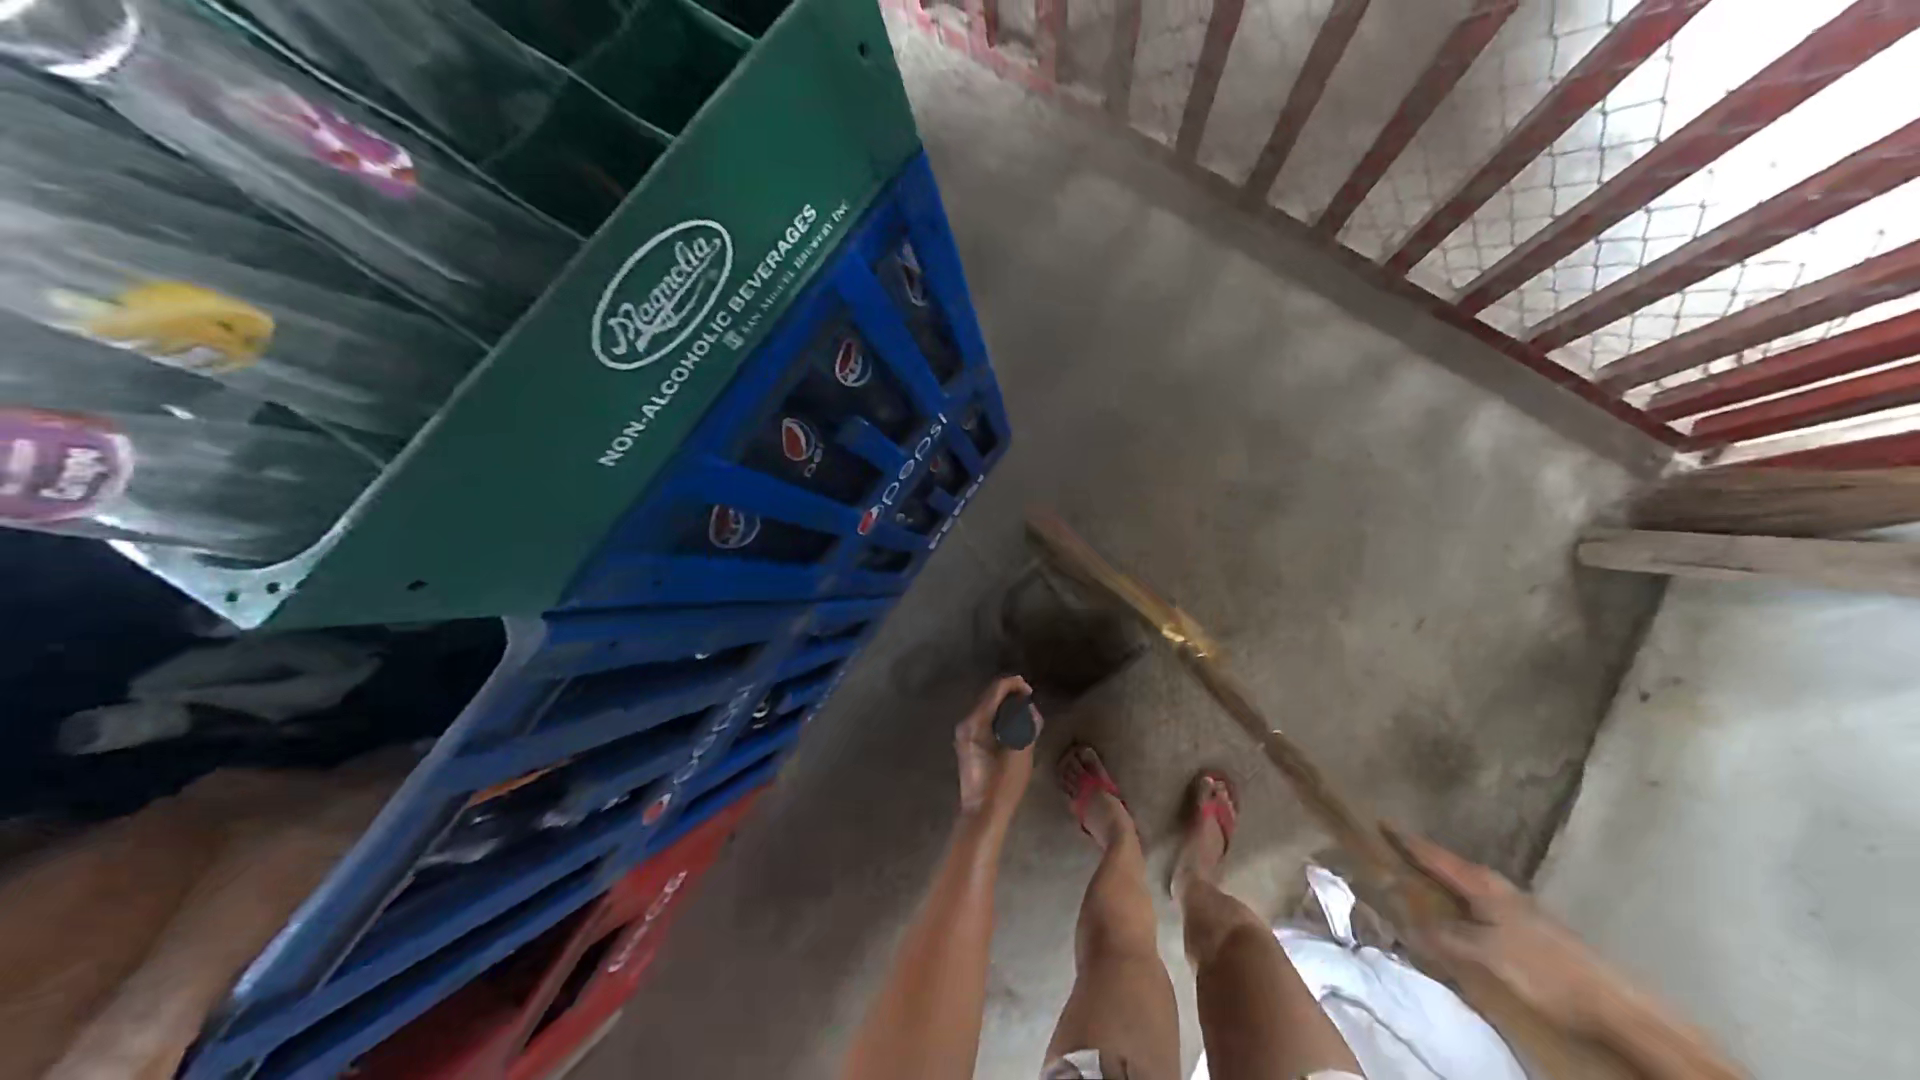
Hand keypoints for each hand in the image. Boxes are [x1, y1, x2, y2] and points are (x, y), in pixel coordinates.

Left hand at [953, 676, 1040, 819]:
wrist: (982, 813)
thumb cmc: (1002, 785)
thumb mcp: (1021, 753)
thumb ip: (1026, 726)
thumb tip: (1030, 709)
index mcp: (975, 723)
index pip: (995, 689)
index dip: (1014, 684)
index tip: (1031, 692)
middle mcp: (965, 723)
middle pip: (988, 695)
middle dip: (1010, 694)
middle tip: (1030, 703)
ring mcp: (964, 733)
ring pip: (986, 706)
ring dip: (1005, 705)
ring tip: (1025, 714)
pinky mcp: (967, 742)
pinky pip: (984, 719)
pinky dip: (999, 716)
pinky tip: (1013, 726)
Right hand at [1390, 827, 1631, 1035]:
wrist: (1611, 1004)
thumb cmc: (1542, 968)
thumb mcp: (1484, 952)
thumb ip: (1443, 934)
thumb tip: (1404, 919)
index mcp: (1482, 884)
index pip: (1434, 855)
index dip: (1405, 840)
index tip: (1379, 821)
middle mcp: (1496, 887)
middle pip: (1449, 866)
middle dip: (1419, 857)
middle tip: (1389, 850)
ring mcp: (1513, 907)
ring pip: (1463, 885)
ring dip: (1438, 880)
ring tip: (1413, 879)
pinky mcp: (1524, 928)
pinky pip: (1475, 903)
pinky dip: (1455, 900)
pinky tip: (1451, 911)